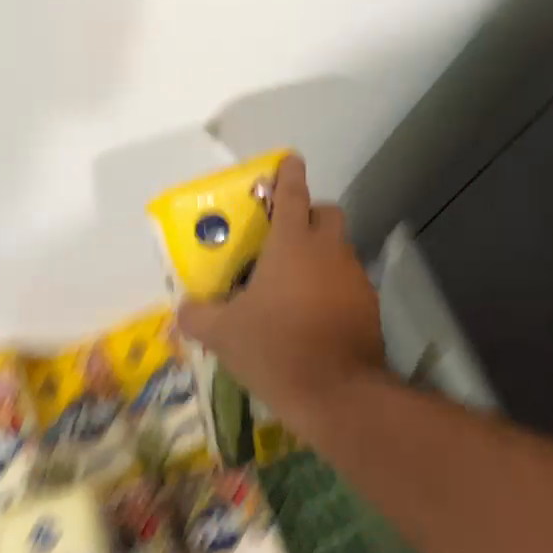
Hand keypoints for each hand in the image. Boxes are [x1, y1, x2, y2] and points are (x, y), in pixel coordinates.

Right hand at [177, 155, 386, 423]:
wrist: (337, 392)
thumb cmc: (275, 348)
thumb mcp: (224, 335)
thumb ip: (199, 315)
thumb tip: (183, 310)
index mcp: (293, 242)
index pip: (292, 192)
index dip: (288, 173)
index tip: (289, 160)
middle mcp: (328, 249)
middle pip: (325, 213)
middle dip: (309, 216)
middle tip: (284, 241)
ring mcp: (354, 276)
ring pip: (339, 249)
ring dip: (321, 256)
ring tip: (295, 287)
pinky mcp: (369, 305)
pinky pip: (349, 283)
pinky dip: (334, 289)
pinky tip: (316, 318)